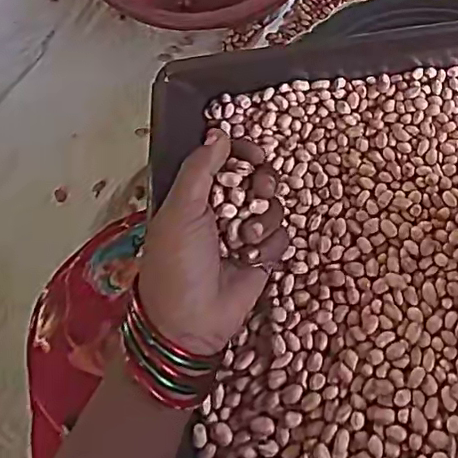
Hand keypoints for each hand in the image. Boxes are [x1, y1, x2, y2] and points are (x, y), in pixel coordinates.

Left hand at [139, 131, 290, 355]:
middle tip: (259, 192)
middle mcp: (222, 209)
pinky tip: (251, 259)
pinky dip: (269, 245)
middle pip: (257, 177)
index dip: (242, 153)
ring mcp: (243, 232)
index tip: (255, 155)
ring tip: (244, 240)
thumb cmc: (175, 265)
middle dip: (262, 184)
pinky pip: (281, 235)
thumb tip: (218, 134)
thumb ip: (199, 169)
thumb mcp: (180, 210)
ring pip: (272, 205)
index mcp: (196, 194)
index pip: (225, 159)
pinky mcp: (262, 255)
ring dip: (262, 220)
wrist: (189, 324)